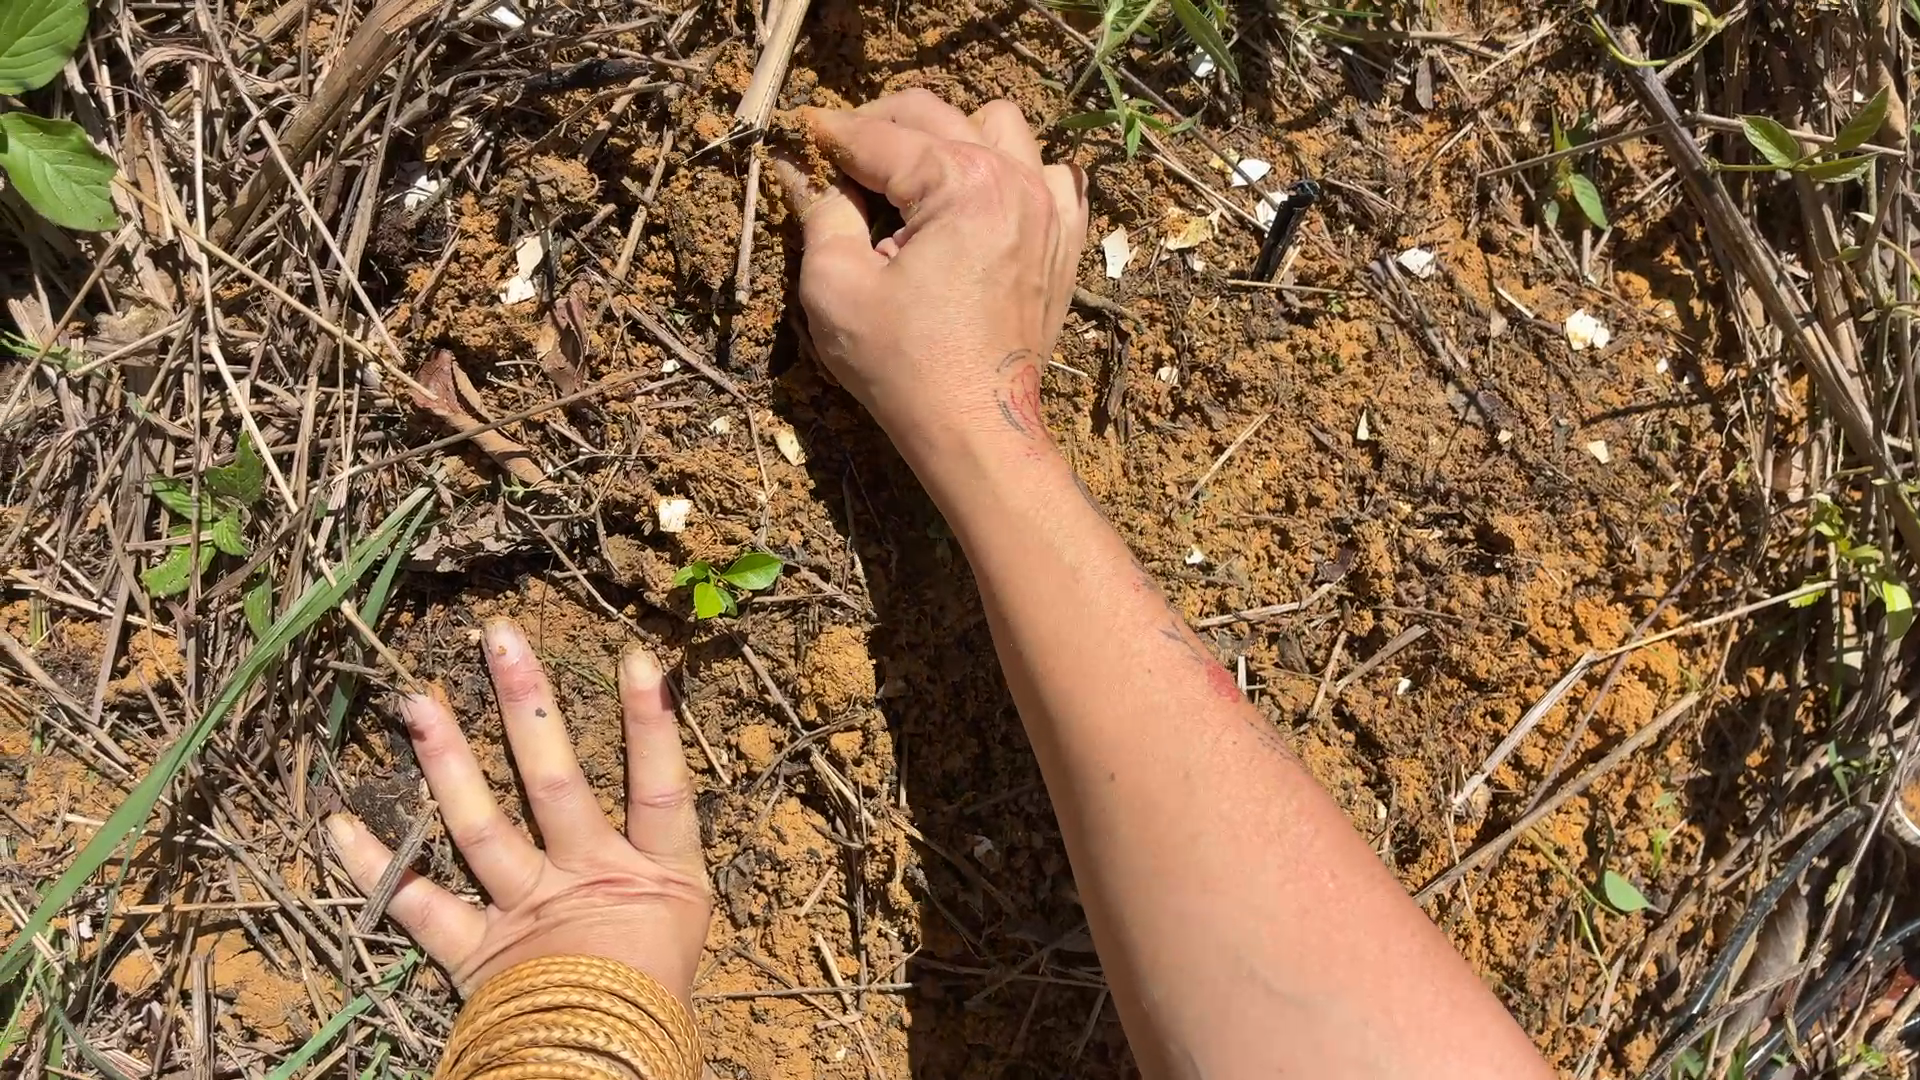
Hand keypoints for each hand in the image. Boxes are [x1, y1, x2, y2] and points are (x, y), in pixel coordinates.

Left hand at [326, 618, 709, 1002]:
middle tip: (499, 639)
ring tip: (418, 701)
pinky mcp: (473, 954)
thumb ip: (665, 832)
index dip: (651, 725)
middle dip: (529, 708)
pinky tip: (338, 823)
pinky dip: (377, 869)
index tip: (638, 659)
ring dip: (449, 762)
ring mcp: (526, 913)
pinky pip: (418, 910)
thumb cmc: (658, 975)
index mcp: (656, 871)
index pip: (660, 785)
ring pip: (481, 828)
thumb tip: (658, 740)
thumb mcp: (689, 904)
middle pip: (556, 784)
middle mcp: (588, 878)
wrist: (606, 1060)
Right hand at [776, 90, 1089, 457]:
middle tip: (845, 162)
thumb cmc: (905, 368)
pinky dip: (1014, 173)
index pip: (878, 137)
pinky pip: (1049, 177)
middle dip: (880, 128)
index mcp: (960, 184)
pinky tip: (983, 201)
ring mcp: (1048, 211)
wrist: (976, 429)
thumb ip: (819, 213)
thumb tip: (802, 169)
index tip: (801, 139)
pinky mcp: (1062, 244)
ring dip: (950, 136)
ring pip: (998, 127)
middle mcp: (1015, 181)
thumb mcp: (837, 288)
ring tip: (917, 178)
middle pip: (935, 115)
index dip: (829, 136)